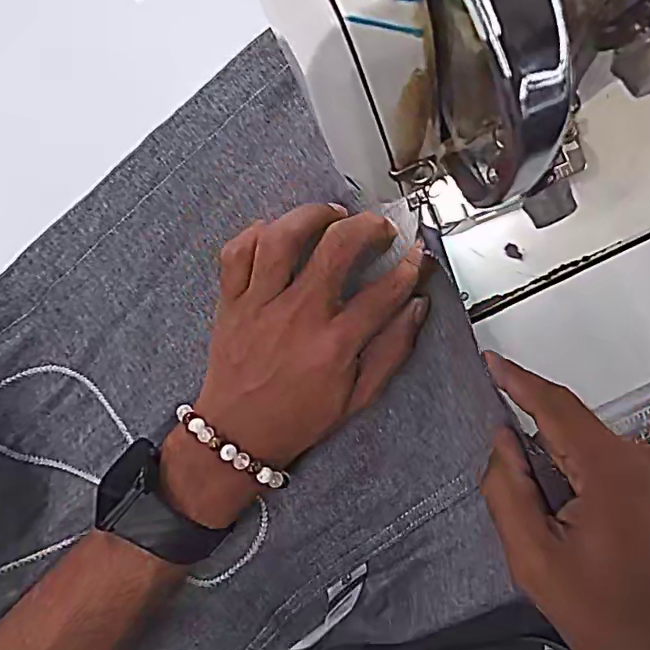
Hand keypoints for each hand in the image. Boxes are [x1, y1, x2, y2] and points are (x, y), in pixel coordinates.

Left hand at [160, 204, 429, 529]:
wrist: (239, 434)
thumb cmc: (297, 417)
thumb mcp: (358, 397)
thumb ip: (392, 351)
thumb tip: (416, 309)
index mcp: (333, 344)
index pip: (384, 291)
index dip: (409, 267)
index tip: (417, 256)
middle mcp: (297, 317)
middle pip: (337, 248)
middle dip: (368, 227)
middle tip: (379, 227)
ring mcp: (260, 306)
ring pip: (283, 238)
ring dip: (312, 215)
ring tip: (331, 215)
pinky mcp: (232, 303)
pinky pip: (236, 253)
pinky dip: (255, 233)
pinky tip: (276, 231)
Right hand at [479, 352, 649, 649]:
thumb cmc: (619, 625)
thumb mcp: (536, 562)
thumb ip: (508, 490)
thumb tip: (502, 444)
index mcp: (616, 474)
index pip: (556, 407)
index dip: (519, 381)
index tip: (496, 364)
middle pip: (578, 433)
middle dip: (546, 456)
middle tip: (538, 512)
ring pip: (603, 452)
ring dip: (578, 477)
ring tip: (581, 539)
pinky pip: (630, 467)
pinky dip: (604, 486)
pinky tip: (606, 537)